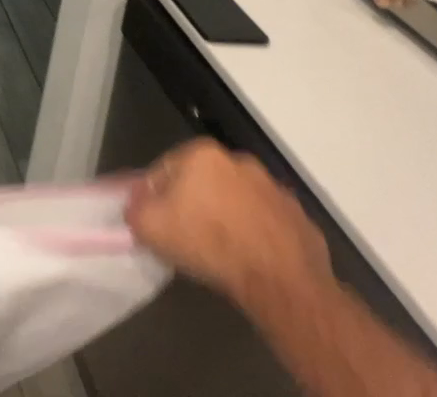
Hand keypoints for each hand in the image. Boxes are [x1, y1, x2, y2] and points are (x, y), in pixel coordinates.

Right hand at [125, 139, 332, 308]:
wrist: (282, 282)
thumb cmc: (208, 243)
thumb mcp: (147, 225)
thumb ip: (133, 207)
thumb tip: (138, 207)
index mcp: (202, 154)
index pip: (163, 170)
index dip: (153, 196)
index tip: (154, 221)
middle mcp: (241, 162)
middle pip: (203, 182)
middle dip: (192, 202)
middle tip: (185, 234)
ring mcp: (277, 191)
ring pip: (237, 201)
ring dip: (226, 217)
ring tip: (219, 250)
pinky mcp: (302, 220)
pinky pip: (267, 224)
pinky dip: (257, 235)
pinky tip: (249, 259)